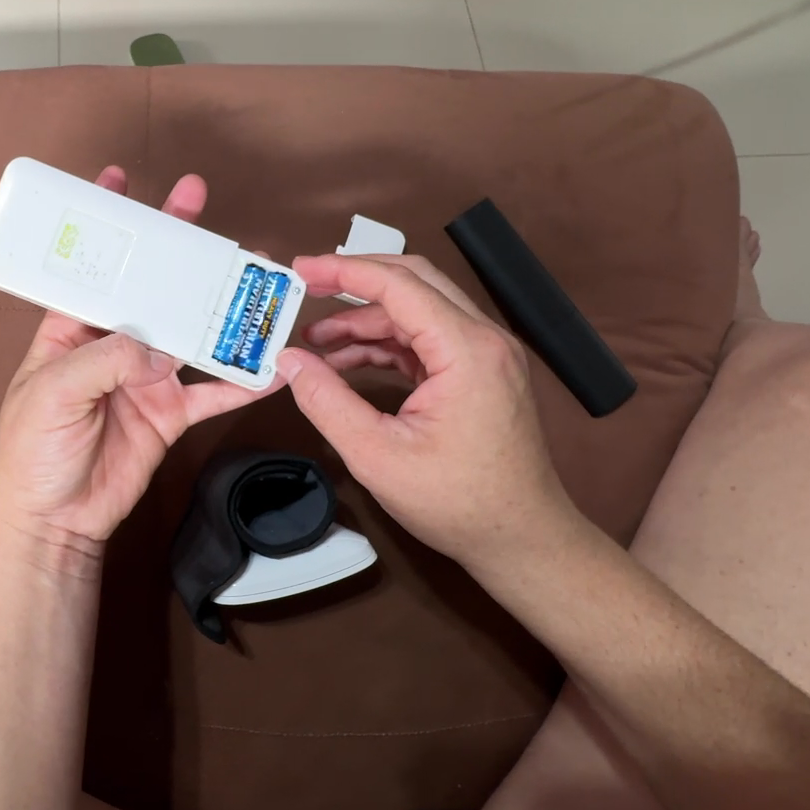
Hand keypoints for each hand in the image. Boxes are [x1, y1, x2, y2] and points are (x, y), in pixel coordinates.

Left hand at [0, 167, 278, 558]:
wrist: (54, 520)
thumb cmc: (31, 451)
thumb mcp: (52, 393)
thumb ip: (104, 361)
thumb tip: (159, 349)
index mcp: (70, 331)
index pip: (91, 270)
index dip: (105, 229)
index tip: (117, 182)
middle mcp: (111, 346)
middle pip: (149, 289)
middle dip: (172, 248)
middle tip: (196, 201)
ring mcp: (145, 378)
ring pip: (189, 333)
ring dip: (218, 308)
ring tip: (251, 275)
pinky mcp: (169, 413)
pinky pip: (212, 391)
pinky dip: (241, 381)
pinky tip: (269, 366)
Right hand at [275, 253, 575, 563]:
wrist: (523, 539)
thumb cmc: (456, 503)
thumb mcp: (376, 455)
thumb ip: (326, 401)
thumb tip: (287, 361)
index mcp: (466, 350)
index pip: (399, 284)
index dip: (343, 271)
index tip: (298, 269)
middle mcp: (483, 338)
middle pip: (413, 281)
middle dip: (353, 280)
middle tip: (304, 286)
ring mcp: (485, 354)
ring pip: (417, 309)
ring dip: (366, 317)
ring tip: (314, 338)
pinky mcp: (479, 371)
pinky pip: (426, 338)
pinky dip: (385, 342)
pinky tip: (346, 361)